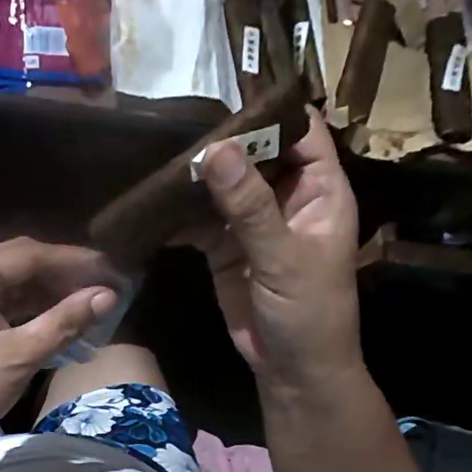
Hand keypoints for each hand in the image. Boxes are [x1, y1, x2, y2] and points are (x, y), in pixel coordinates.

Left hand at [0, 238, 121, 447]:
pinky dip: (39, 309)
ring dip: (56, 293)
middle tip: (109, 286)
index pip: (27, 256)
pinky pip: (10, 302)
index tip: (112, 273)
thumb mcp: (20, 356)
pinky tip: (69, 318)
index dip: (74, 262)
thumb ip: (64, 322)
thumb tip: (108, 296)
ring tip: (96, 303)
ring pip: (19, 283)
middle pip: (23, 264)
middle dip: (67, 274)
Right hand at [184, 111, 362, 394]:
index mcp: (318, 190)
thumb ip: (250, 206)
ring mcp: (252, 223)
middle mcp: (285, 198)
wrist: (291, 369)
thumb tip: (217, 150)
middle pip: (253, 155)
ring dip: (194, 180)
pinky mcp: (224, 248)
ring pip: (222, 187)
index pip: (300, 133)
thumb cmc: (309, 312)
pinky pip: (200, 221)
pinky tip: (153, 207)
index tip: (223, 101)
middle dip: (220, 145)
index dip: (268, 114)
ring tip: (157, 165)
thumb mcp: (283, 257)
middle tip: (174, 132)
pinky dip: (178, 215)